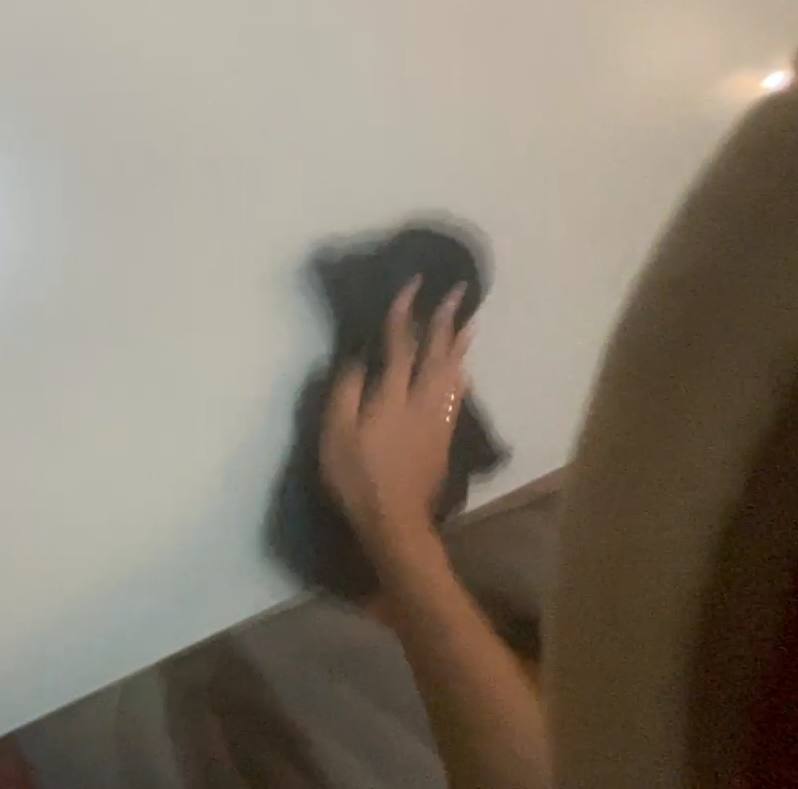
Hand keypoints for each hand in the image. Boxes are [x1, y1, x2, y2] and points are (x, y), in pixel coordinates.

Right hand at [322, 277, 472, 553]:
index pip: (400, 347)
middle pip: (437, 355)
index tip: (411, 286)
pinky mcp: (442, 434)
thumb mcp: (335, 433)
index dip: (404, 315)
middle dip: (445, 320)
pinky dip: (460, 371)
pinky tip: (461, 368)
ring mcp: (436, 419)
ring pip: (453, 372)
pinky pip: (455, 392)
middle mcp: (421, 402)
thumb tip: (356, 361)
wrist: (394, 518)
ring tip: (468, 321)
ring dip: (459, 343)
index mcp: (392, 398)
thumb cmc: (355, 474)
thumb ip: (345, 394)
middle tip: (458, 291)